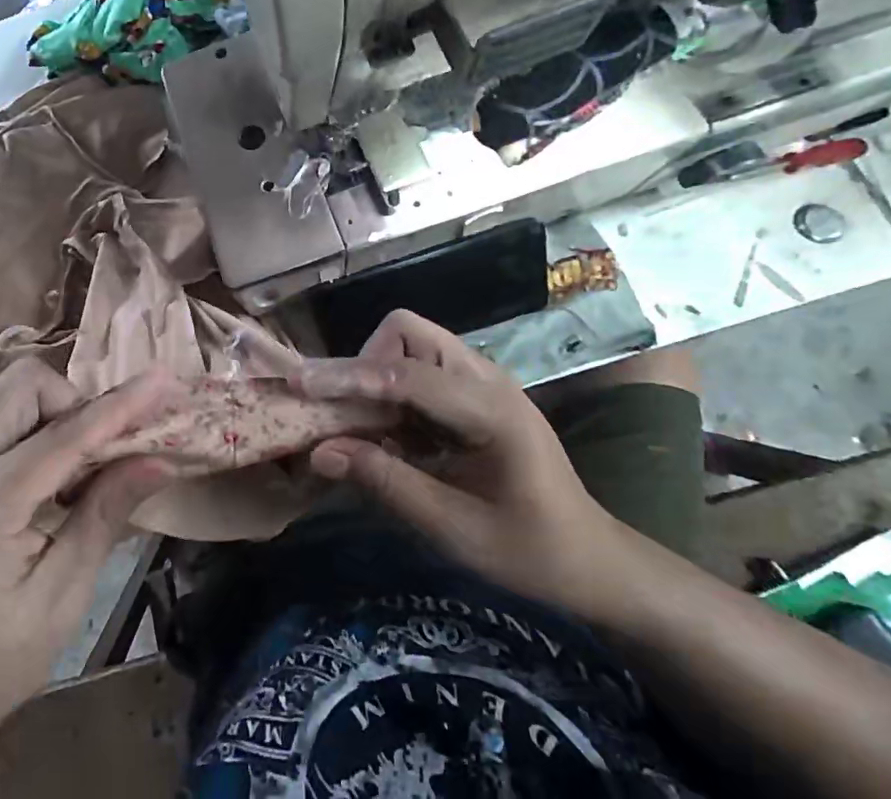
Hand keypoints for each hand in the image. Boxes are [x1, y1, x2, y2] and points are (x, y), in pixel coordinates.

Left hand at [0, 362, 181, 734]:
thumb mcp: (62, 596)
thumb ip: (105, 515)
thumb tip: (159, 460)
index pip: (61, 437)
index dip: (118, 405)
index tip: (164, 379)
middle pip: (20, 387)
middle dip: (75, 401)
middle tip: (106, 450)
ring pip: (6, 396)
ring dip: (56, 412)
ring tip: (82, 467)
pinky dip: (37, 428)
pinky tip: (53, 480)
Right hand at [295, 310, 624, 617]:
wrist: (590, 558)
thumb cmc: (529, 552)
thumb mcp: (453, 528)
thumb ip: (387, 483)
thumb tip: (321, 452)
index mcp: (491, 410)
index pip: (407, 374)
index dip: (349, 378)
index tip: (300, 385)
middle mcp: (487, 379)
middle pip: (409, 331)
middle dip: (365, 363)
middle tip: (342, 415)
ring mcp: (485, 382)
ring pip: (414, 344)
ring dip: (377, 375)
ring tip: (359, 427)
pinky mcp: (477, 395)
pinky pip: (423, 370)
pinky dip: (394, 392)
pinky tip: (389, 436)